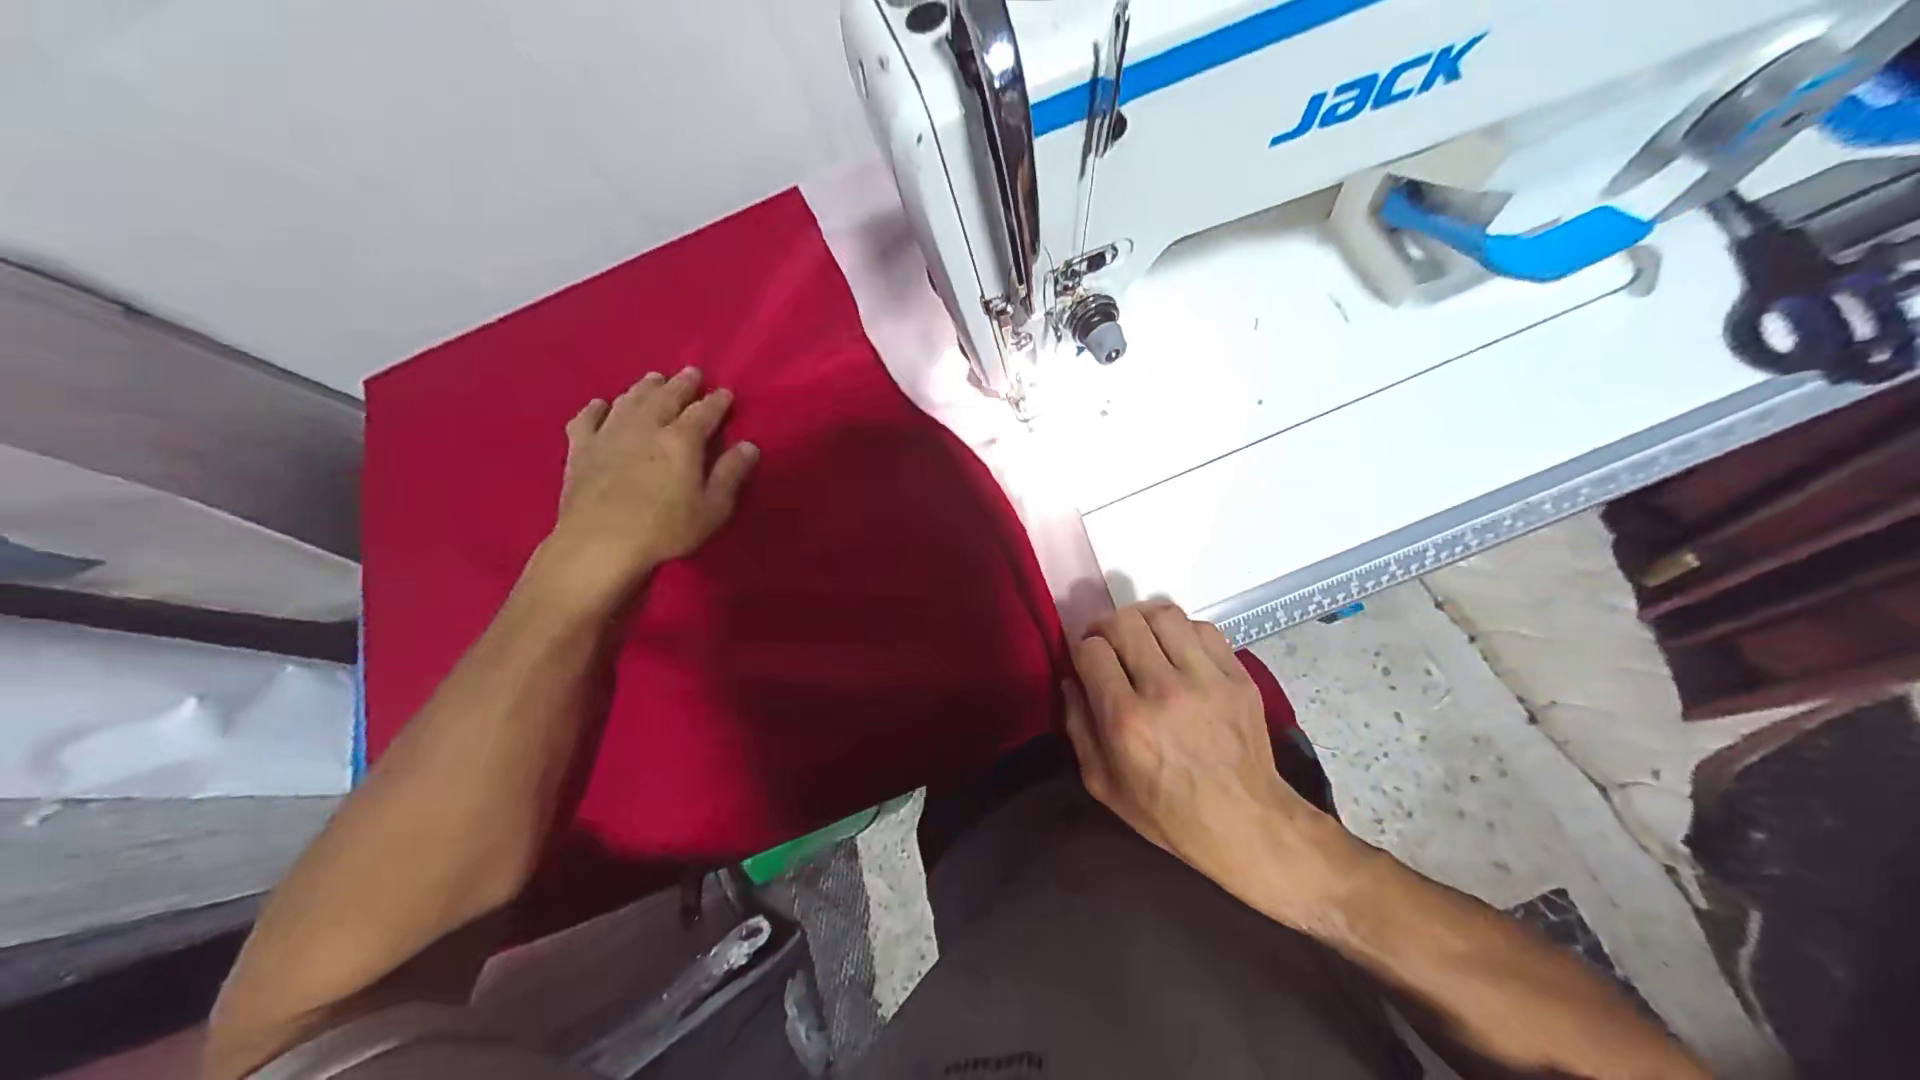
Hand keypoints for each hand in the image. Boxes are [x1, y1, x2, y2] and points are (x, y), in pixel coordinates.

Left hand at [543, 367, 757, 600]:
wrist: (600, 544)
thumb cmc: (666, 529)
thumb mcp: (712, 508)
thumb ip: (731, 474)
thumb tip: (749, 445)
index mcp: (682, 440)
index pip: (704, 412)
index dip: (717, 401)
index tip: (726, 392)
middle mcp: (646, 427)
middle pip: (666, 396)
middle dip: (682, 383)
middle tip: (692, 372)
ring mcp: (610, 435)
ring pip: (630, 400)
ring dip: (644, 387)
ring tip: (654, 379)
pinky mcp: (581, 449)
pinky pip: (587, 420)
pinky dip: (595, 409)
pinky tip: (600, 404)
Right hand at [1063, 602, 1335, 901]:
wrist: (1245, 823)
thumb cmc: (1166, 812)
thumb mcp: (1102, 784)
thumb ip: (1078, 727)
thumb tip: (1071, 681)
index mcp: (1126, 719)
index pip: (1091, 650)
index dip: (1081, 649)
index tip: (1085, 660)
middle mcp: (1164, 690)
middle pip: (1124, 623)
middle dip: (1104, 626)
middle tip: (1105, 641)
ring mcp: (1206, 680)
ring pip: (1164, 615)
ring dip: (1142, 620)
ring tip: (1140, 637)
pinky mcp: (1237, 677)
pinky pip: (1203, 629)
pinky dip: (1182, 630)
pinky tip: (1176, 648)